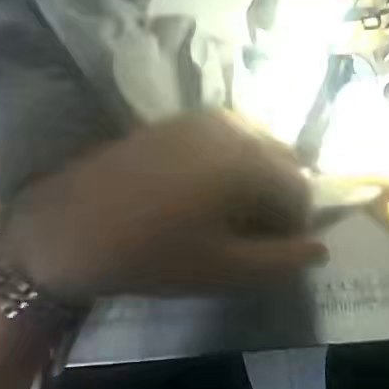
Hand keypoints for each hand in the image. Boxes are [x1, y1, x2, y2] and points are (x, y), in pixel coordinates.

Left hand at [3, 113, 325, 297]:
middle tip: (255, 237)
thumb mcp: (225, 269)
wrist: (67, 227)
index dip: (298, 225)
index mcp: (251, 161)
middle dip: (279, 198)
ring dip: (257, 180)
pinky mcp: (177, 120)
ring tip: (230, 217)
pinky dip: (232, 165)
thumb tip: (320, 250)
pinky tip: (205, 194)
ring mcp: (203, 118)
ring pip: (255, 148)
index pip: (300, 189)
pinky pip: (227, 140)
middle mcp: (235, 127)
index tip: (277, 251)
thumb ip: (283, 260)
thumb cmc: (152, 253)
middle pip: (282, 161)